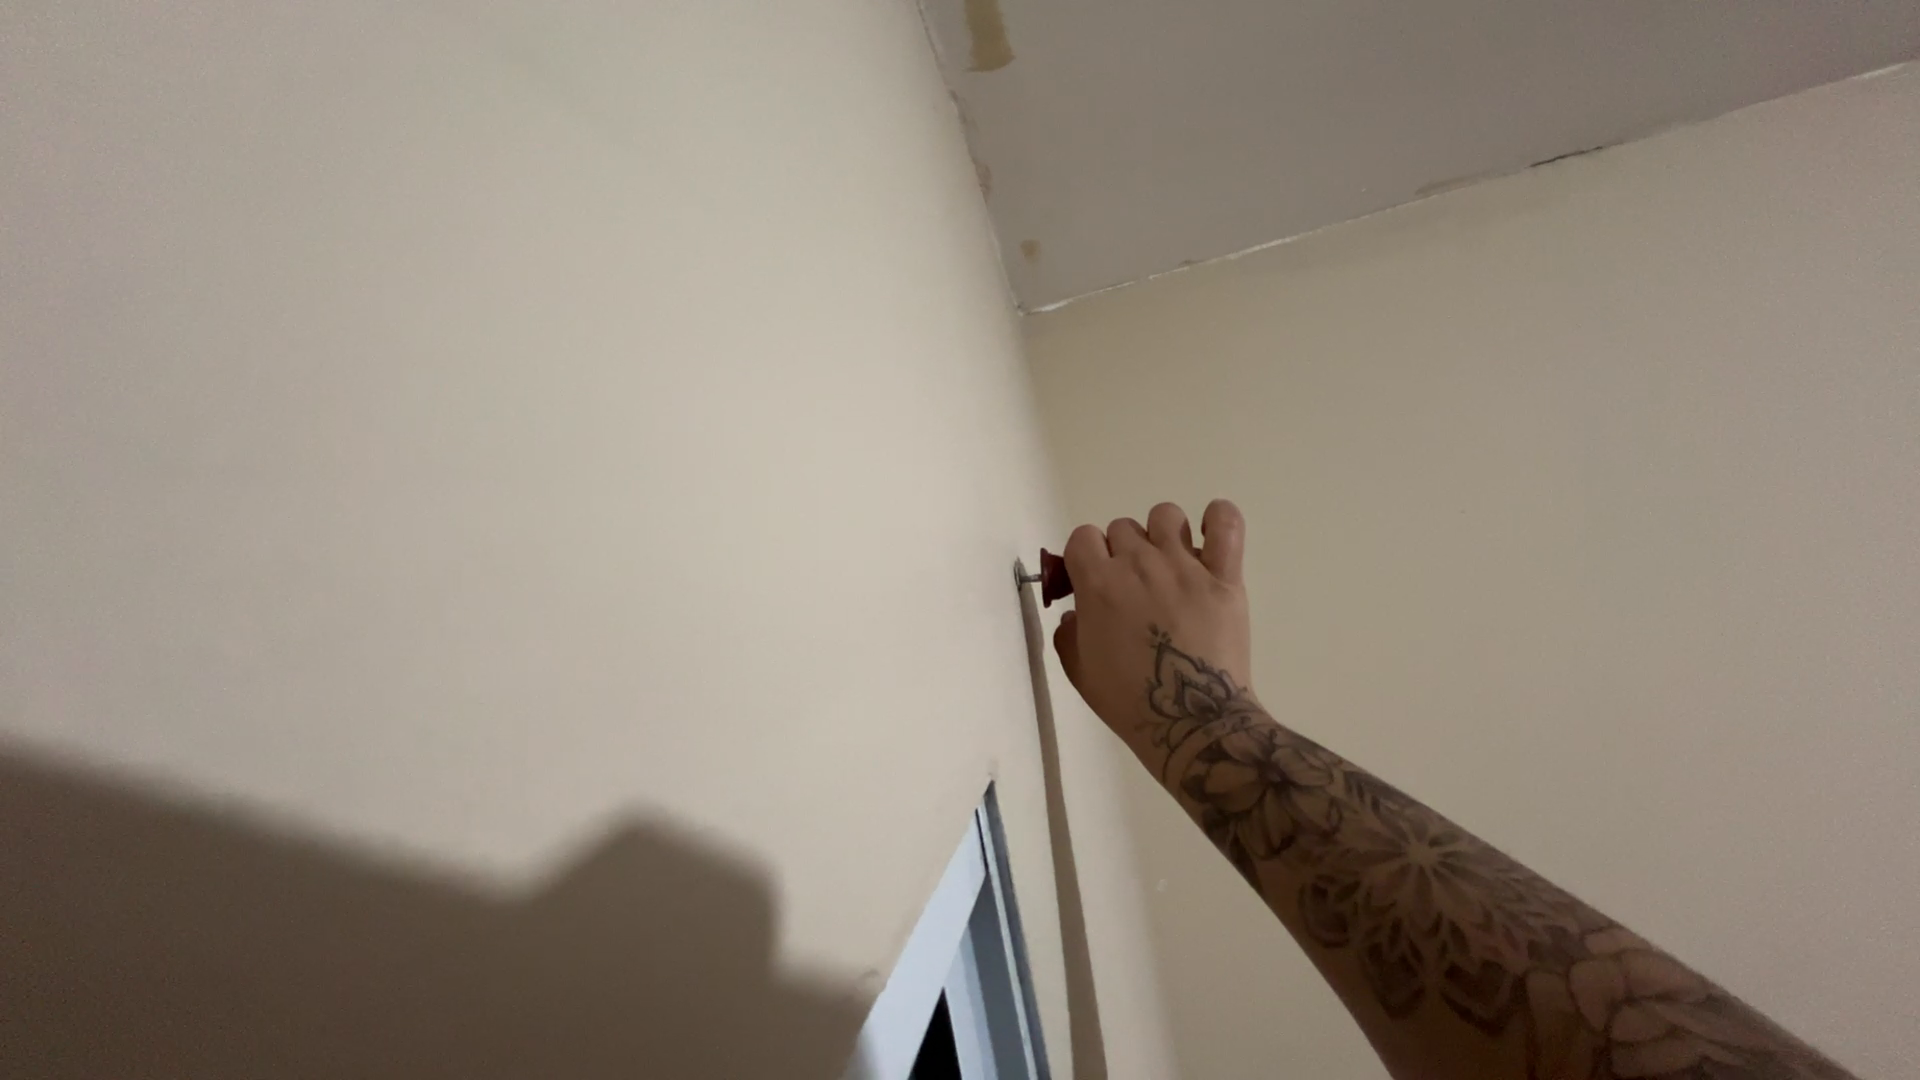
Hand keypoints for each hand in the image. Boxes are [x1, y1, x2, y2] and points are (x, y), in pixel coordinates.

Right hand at [1052, 500, 1252, 753]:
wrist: (1192, 721)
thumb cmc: (1128, 701)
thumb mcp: (1078, 670)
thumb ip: (1068, 633)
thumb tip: (1075, 613)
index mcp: (1099, 583)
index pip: (1082, 537)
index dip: (1084, 557)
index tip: (1091, 579)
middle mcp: (1139, 564)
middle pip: (1122, 527)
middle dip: (1120, 552)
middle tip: (1132, 587)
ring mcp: (1185, 566)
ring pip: (1166, 516)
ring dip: (1160, 534)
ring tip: (1168, 564)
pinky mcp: (1224, 576)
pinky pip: (1227, 524)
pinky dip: (1219, 519)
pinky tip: (1211, 533)